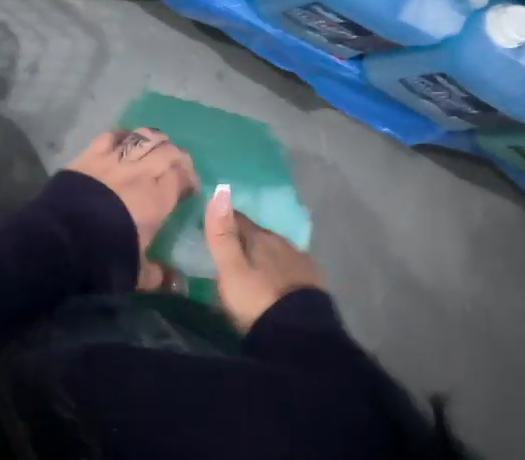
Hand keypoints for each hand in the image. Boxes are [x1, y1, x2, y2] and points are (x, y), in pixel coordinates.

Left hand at [64, 129, 198, 284]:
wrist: (62, 240)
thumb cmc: (106, 257)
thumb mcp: (138, 274)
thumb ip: (160, 275)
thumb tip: (178, 283)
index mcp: (157, 199)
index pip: (181, 176)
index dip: (189, 177)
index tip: (189, 186)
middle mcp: (140, 173)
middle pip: (166, 151)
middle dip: (176, 155)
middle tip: (177, 164)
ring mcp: (114, 160)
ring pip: (142, 138)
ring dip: (154, 140)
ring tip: (158, 144)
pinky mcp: (91, 155)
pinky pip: (112, 136)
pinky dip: (123, 134)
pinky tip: (126, 138)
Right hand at [205, 184, 323, 331]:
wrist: (302, 337)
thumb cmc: (258, 301)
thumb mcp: (231, 271)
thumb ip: (222, 234)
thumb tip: (220, 188)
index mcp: (260, 237)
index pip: (237, 218)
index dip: (222, 221)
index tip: (211, 229)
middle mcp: (282, 242)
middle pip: (257, 235)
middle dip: (244, 242)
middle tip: (229, 256)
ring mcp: (301, 262)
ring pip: (275, 252)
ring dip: (263, 258)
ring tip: (251, 274)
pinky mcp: (314, 283)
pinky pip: (290, 269)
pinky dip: (280, 273)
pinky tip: (275, 286)